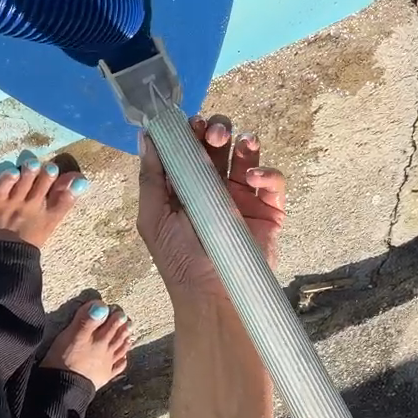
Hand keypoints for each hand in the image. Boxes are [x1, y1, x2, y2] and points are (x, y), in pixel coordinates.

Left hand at [137, 114, 287, 299]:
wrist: (212, 295)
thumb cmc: (178, 259)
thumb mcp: (153, 218)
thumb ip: (151, 178)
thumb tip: (146, 136)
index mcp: (186, 187)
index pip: (189, 149)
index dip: (189, 132)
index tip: (188, 122)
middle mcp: (214, 187)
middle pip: (219, 146)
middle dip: (216, 131)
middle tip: (213, 133)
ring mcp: (243, 197)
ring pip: (247, 156)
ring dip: (243, 142)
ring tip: (239, 141)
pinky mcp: (268, 210)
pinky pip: (272, 182)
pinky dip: (266, 172)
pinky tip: (252, 176)